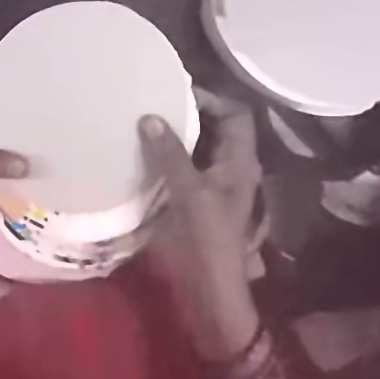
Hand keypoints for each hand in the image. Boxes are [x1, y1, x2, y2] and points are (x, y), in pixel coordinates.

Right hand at [139, 88, 263, 362]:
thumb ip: (170, 155)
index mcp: (240, 162)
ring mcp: (213, 185)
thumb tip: (150, 116)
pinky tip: (139, 154)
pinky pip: (182, 167)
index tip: (173, 89)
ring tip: (141, 121)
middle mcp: (230, 169)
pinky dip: (165, 156)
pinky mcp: (195, 200)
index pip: (235, 114)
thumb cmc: (206, 240)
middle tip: (151, 100)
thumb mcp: (188, 193)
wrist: (208, 289)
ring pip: (197, 148)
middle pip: (215, 128)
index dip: (210, 97)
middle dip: (187, 112)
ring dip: (174, 135)